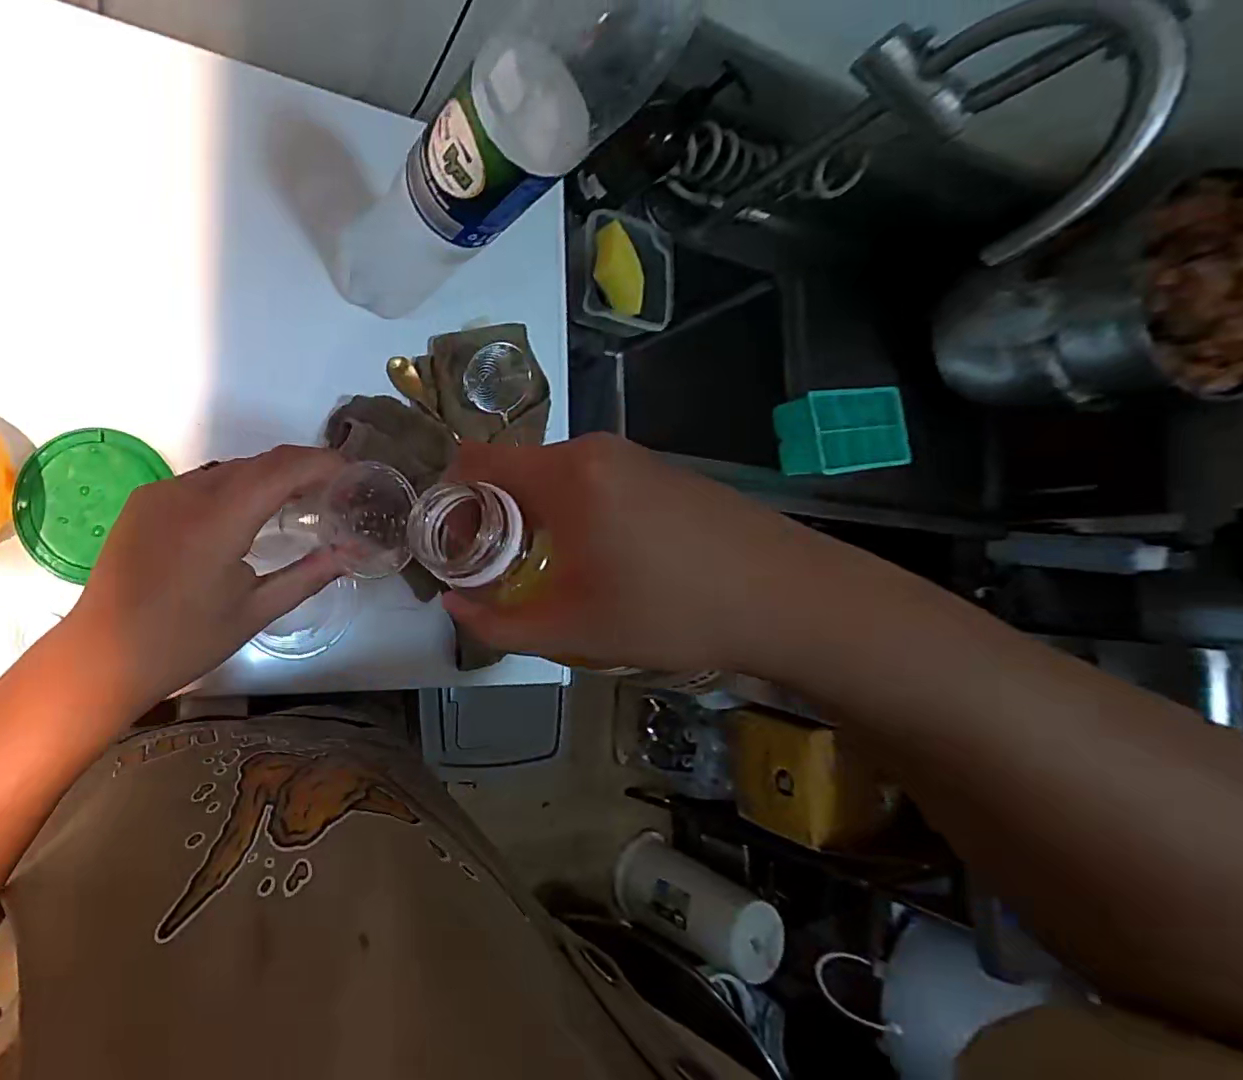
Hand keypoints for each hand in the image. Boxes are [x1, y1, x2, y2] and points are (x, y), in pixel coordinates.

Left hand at [63, 445, 346, 706]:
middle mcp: (189, 491)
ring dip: (263, 480)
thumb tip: (348, 556)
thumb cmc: (183, 641)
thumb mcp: (253, 612)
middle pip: (257, 463)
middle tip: (328, 496)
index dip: (323, 463)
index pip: (284, 467)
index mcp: (221, 516)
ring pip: (227, 470)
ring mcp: (161, 492)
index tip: (350, 474)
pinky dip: (230, 490)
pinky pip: (199, 483)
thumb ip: (306, 577)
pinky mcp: (143, 502)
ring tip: (289, 507)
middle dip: (298, 470)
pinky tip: (238, 519)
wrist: (104, 655)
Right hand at [440, 433, 844, 675]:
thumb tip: (452, 605)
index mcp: (564, 473)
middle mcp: (594, 450)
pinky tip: (596, 560)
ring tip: (541, 570)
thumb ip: (495, 622)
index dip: (447, 496)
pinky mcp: (661, 473)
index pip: (474, 459)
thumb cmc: (671, 611)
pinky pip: (590, 483)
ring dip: (528, 517)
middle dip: (487, 516)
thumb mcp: (569, 628)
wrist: (795, 601)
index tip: (448, 542)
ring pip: (550, 478)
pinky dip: (569, 513)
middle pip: (510, 469)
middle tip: (490, 569)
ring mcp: (633, 457)